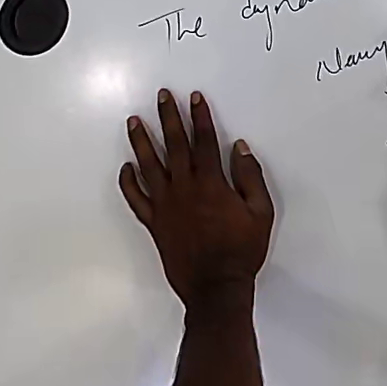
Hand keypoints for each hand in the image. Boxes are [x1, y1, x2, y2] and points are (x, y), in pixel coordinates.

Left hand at [121, 89, 275, 308]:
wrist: (216, 289)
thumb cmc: (241, 250)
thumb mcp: (261, 212)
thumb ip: (251, 177)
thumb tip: (240, 147)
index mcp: (211, 183)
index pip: (204, 140)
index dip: (200, 116)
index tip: (194, 97)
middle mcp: (185, 187)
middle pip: (175, 144)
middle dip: (168, 116)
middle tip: (162, 96)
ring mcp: (166, 204)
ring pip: (150, 165)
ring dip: (141, 140)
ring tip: (134, 121)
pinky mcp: (154, 222)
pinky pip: (136, 199)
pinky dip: (128, 183)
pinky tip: (125, 167)